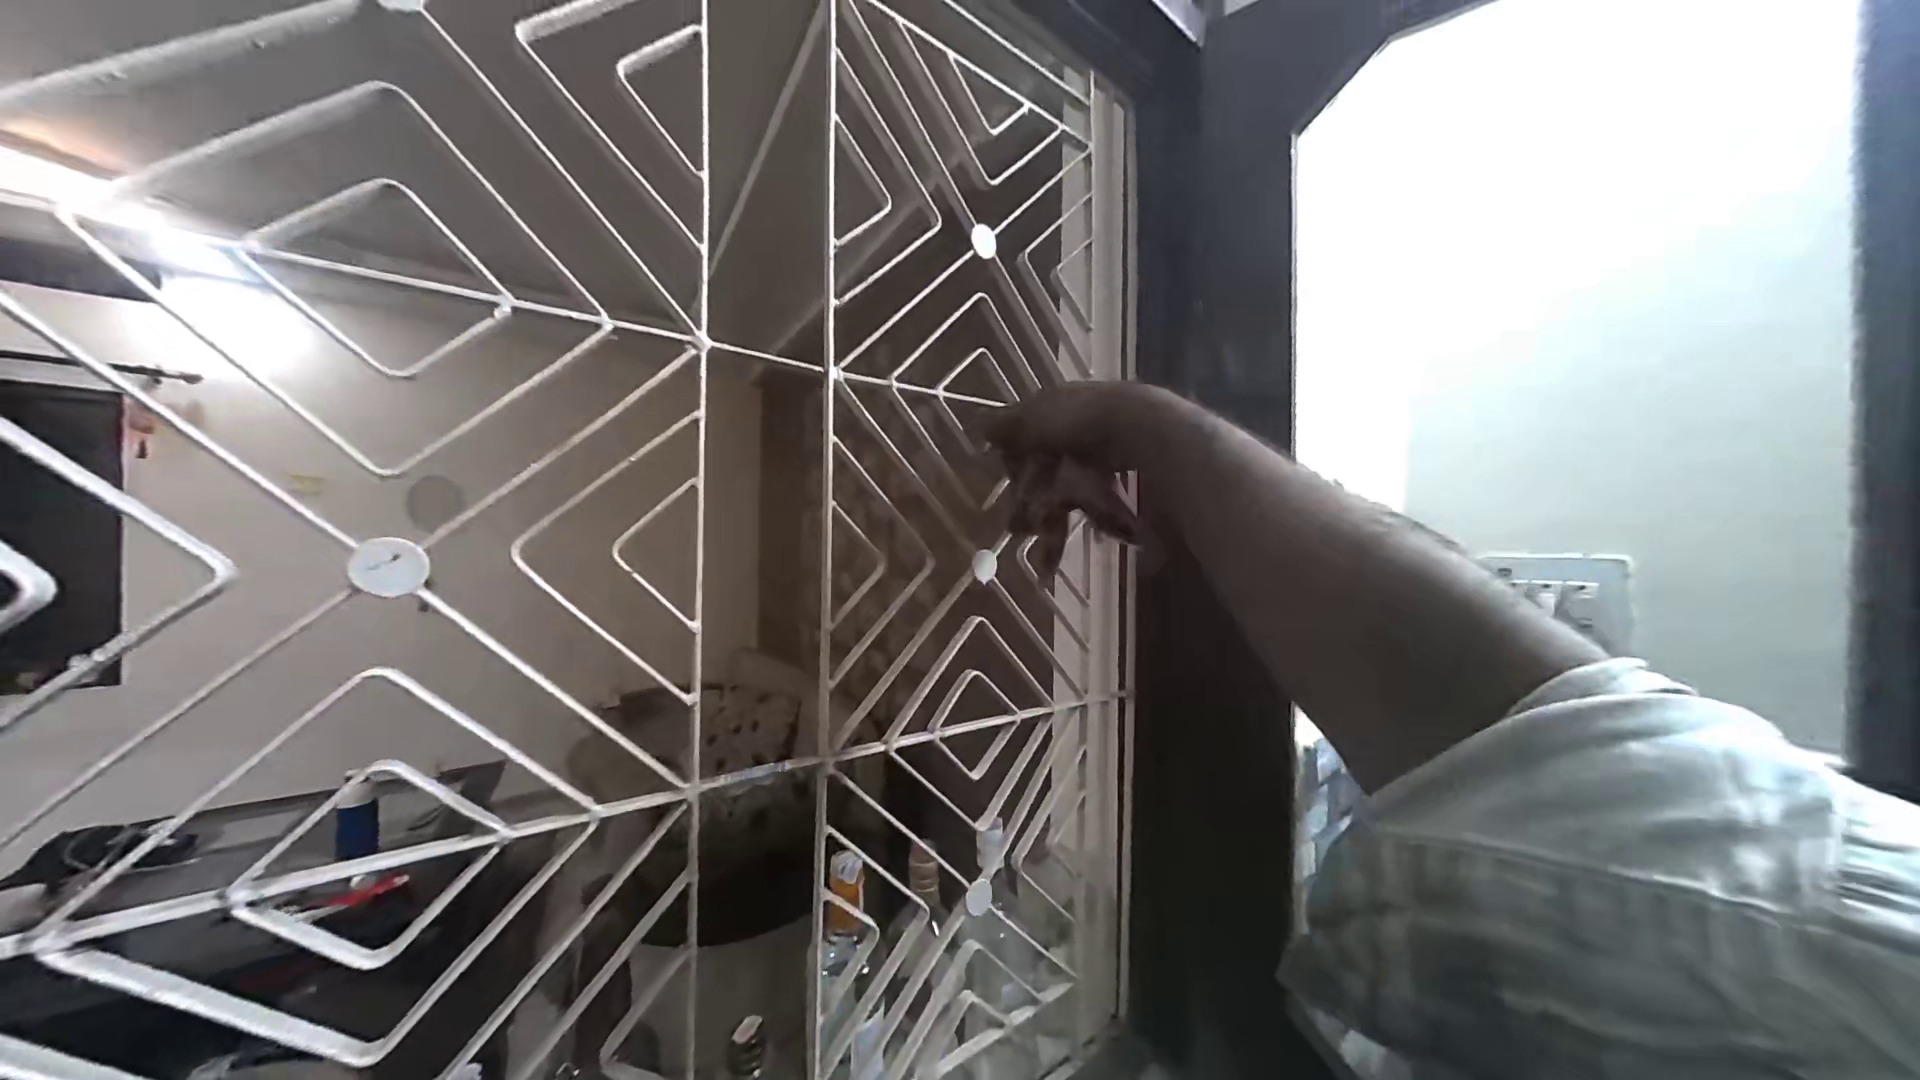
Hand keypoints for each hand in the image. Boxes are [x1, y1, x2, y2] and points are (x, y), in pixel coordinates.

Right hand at [983, 382, 1168, 578]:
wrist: (1150, 445)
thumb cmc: (1084, 424)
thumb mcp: (1035, 417)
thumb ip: (1006, 425)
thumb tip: (977, 426)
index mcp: (1063, 411)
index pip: (1027, 437)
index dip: (1014, 461)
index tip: (1007, 481)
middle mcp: (1081, 438)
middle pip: (1043, 474)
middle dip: (1026, 503)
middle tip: (1017, 527)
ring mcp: (1102, 469)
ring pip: (1062, 501)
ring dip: (1045, 528)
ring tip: (1041, 556)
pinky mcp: (1121, 499)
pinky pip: (1087, 519)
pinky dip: (1067, 538)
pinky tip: (1056, 556)